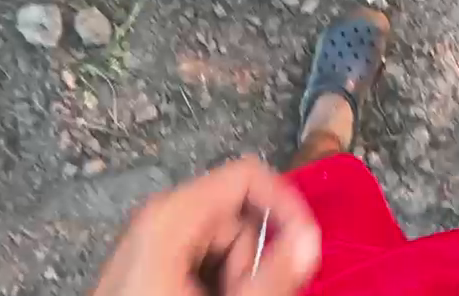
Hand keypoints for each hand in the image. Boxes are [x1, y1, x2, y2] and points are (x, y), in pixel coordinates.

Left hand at [91, 157, 321, 295]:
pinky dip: (214, 280)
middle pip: (238, 213)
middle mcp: (161, 214)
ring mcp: (152, 239)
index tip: (306, 245)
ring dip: (235, 275)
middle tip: (246, 295)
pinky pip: (201, 256)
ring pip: (223, 240)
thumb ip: (271, 275)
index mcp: (172, 212)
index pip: (248, 175)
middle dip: (252, 259)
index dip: (285, 205)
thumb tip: (310, 239)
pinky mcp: (148, 264)